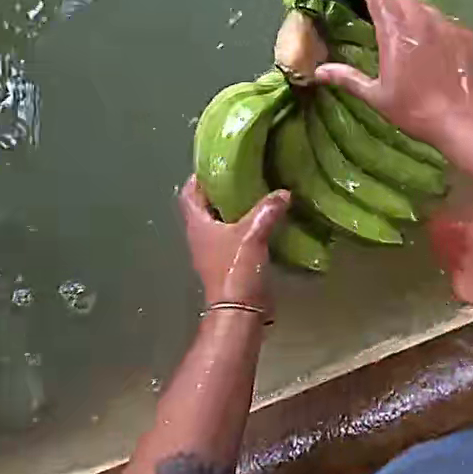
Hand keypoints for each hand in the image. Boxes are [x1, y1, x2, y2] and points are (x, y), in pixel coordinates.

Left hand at [178, 178, 289, 307]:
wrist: (241, 309)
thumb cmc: (236, 269)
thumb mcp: (253, 234)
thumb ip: (267, 210)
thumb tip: (283, 192)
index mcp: (198, 225)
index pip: (189, 194)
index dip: (199, 178)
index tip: (218, 164)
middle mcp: (201, 236)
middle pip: (206, 206)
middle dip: (222, 190)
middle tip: (245, 174)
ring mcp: (215, 250)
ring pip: (222, 221)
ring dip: (237, 208)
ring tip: (259, 193)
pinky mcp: (230, 261)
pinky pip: (237, 235)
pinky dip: (248, 225)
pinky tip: (267, 220)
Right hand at [315, 0, 472, 147]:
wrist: (461, 119)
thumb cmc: (415, 110)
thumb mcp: (377, 97)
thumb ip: (348, 78)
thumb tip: (318, 71)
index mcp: (395, 32)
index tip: (366, 6)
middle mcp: (421, 21)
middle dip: (392, 2)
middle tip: (387, 20)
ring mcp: (447, 26)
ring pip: (427, 5)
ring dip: (416, 12)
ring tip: (412, 32)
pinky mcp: (466, 35)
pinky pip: (447, 21)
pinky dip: (438, 27)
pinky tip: (438, 46)